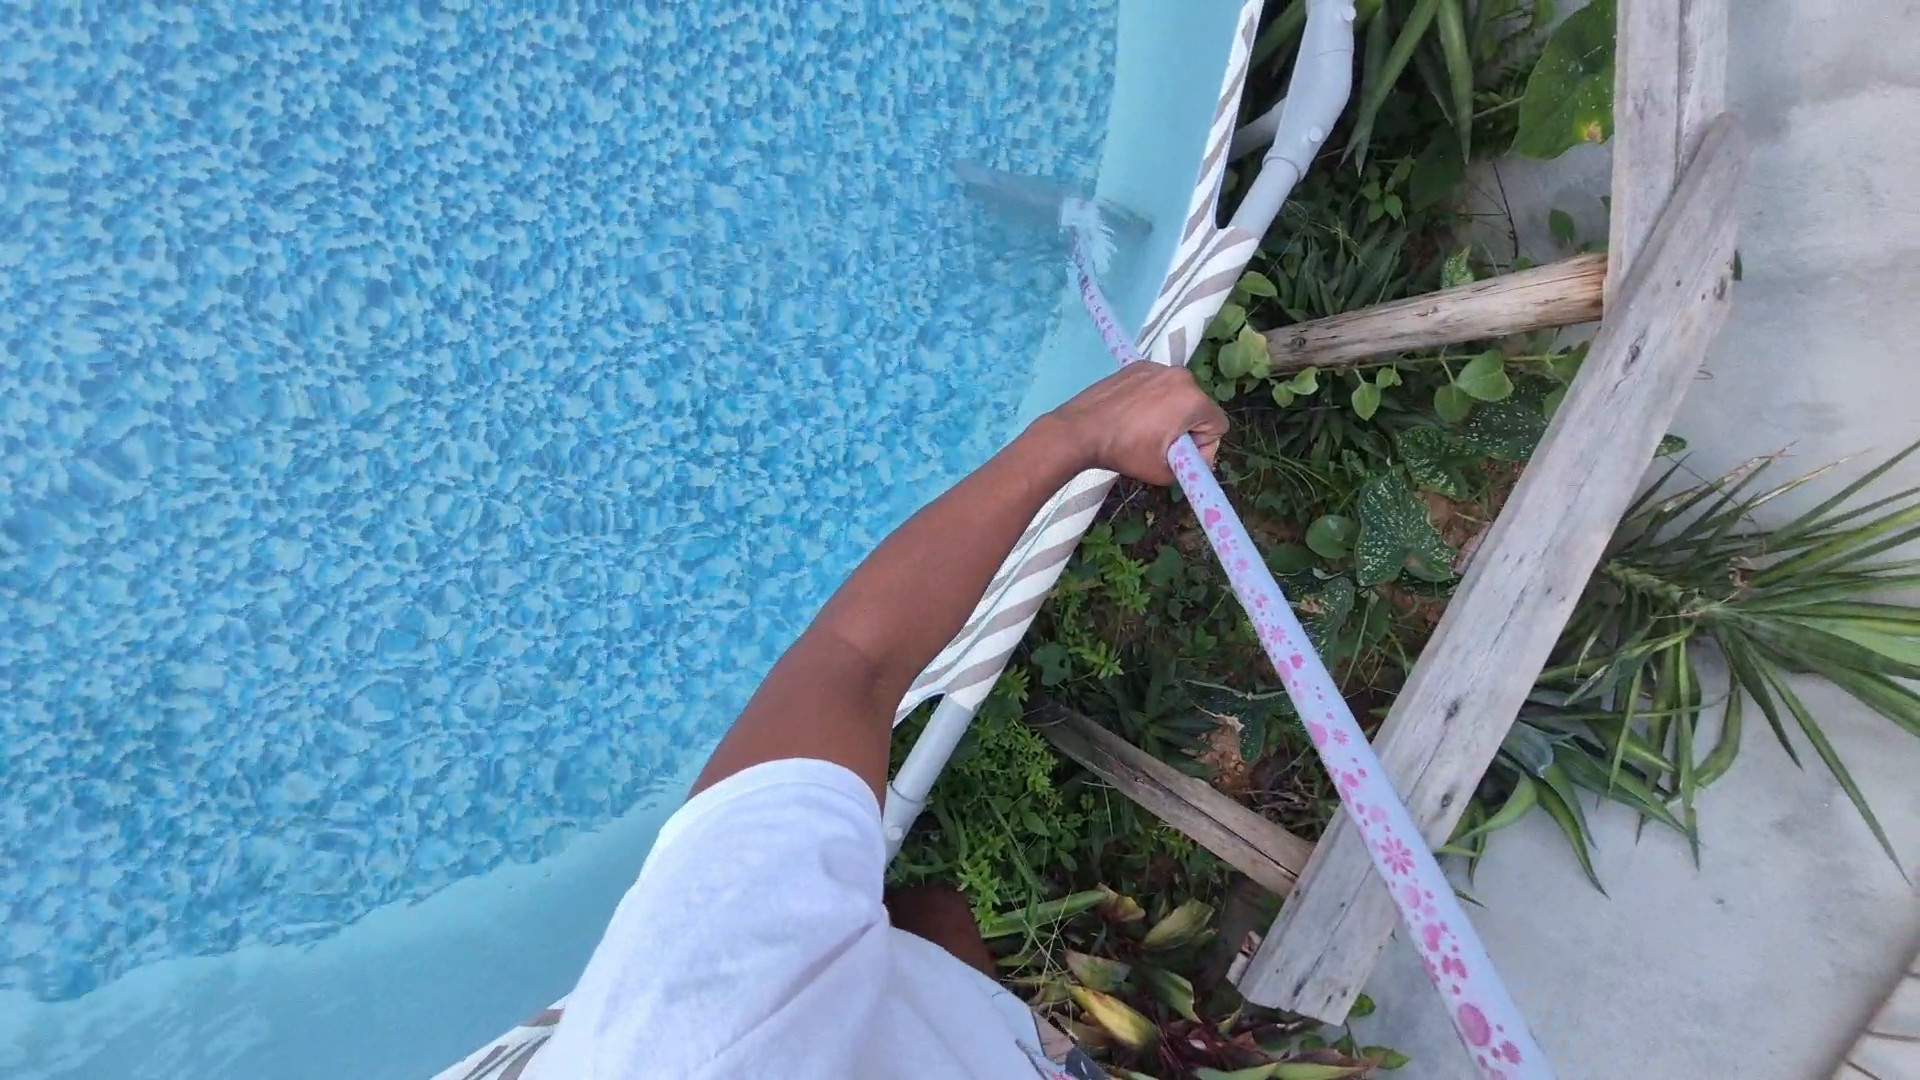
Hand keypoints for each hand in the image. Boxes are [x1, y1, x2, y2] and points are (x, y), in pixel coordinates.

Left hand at [1044, 363, 1228, 485]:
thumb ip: (1192, 471)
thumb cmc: (1123, 451)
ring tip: (1141, 431)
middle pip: (1198, 409)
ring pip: (1177, 396)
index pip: (1217, 426)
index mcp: (1193, 399)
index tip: (1180, 456)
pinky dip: (1150, 400)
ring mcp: (1157, 367)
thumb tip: (1197, 463)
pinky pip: (1157, 386)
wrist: (1080, 430)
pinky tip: (1131, 416)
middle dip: (1185, 429)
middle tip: (1158, 445)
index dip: (1203, 447)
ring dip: (1168, 414)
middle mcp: (1180, 376)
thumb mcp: (1163, 472)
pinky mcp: (1137, 366)